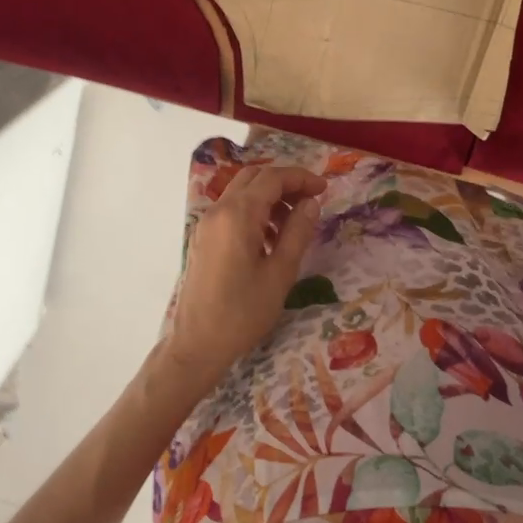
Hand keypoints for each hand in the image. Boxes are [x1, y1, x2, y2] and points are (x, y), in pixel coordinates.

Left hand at [165, 164, 326, 384]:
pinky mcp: (202, 239)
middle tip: (310, 201)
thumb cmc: (243, 312)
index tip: (324, 189)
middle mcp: (217, 211)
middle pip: (253, 178)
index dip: (301, 178)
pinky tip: (269, 240)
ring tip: (293, 225)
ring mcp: (206, 225)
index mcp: (237, 215)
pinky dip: (253, 212)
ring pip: (241, 193)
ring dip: (269, 198)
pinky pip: (230, 212)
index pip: (272, 178)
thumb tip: (311, 203)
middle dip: (285, 183)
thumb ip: (297, 232)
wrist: (198, 344)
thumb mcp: (280, 273)